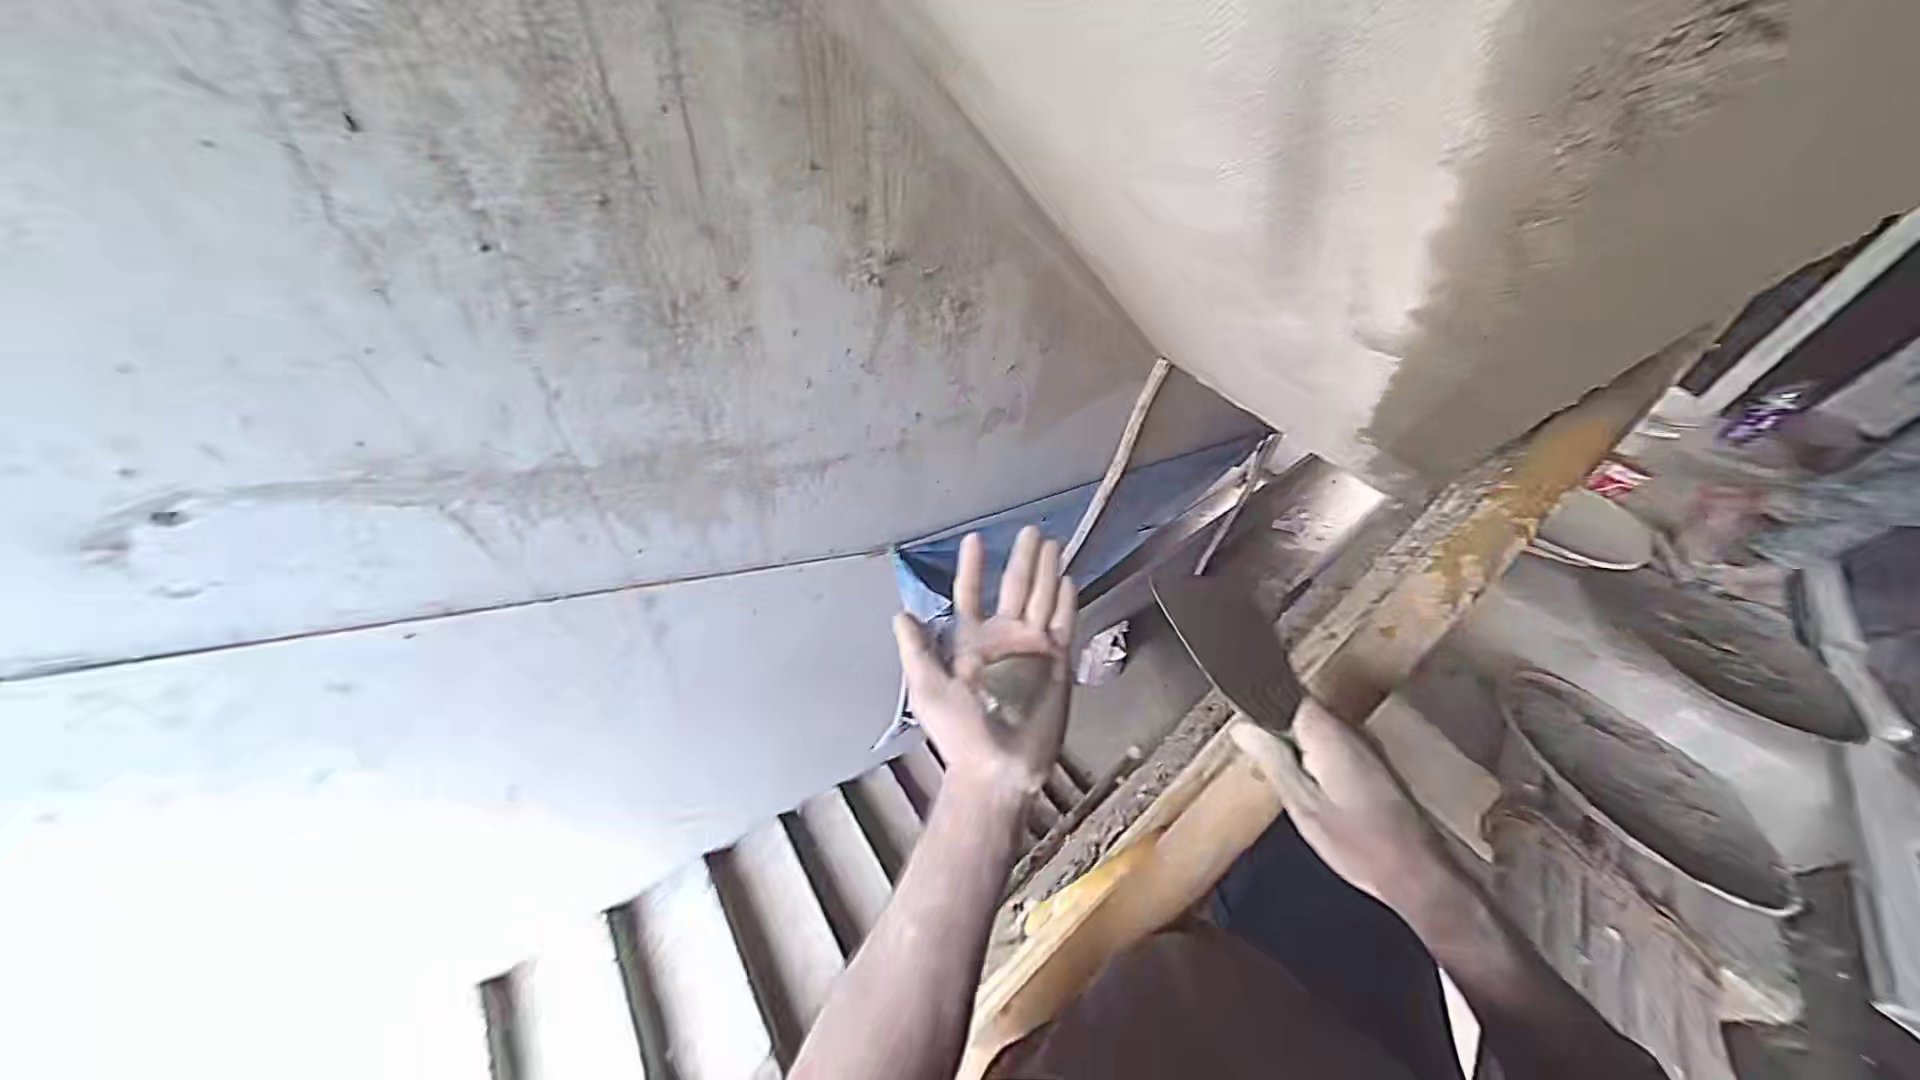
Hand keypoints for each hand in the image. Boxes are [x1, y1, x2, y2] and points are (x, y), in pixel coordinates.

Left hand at [893, 526, 1076, 803]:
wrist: (998, 769)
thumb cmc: (959, 732)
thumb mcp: (928, 689)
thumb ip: (917, 651)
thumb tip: (900, 615)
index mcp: (971, 641)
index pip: (972, 595)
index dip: (973, 568)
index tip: (975, 539)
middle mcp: (1003, 638)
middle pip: (1016, 589)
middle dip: (1024, 560)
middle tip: (1032, 531)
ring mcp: (1033, 648)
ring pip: (1042, 599)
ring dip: (1048, 572)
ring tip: (1053, 545)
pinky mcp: (1057, 663)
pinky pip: (1064, 625)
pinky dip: (1066, 602)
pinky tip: (1069, 579)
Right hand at [1231, 698, 1457, 913]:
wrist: (1423, 877)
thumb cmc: (1360, 845)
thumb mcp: (1303, 805)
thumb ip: (1272, 760)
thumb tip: (1242, 728)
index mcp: (1328, 734)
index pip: (1285, 696)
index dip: (1260, 706)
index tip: (1244, 728)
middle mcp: (1351, 730)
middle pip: (1300, 711)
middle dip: (1276, 729)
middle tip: (1260, 761)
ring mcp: (1367, 744)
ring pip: (1316, 729)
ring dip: (1297, 746)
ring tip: (1289, 782)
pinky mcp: (1375, 762)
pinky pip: (1333, 744)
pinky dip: (1316, 759)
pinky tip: (1315, 791)